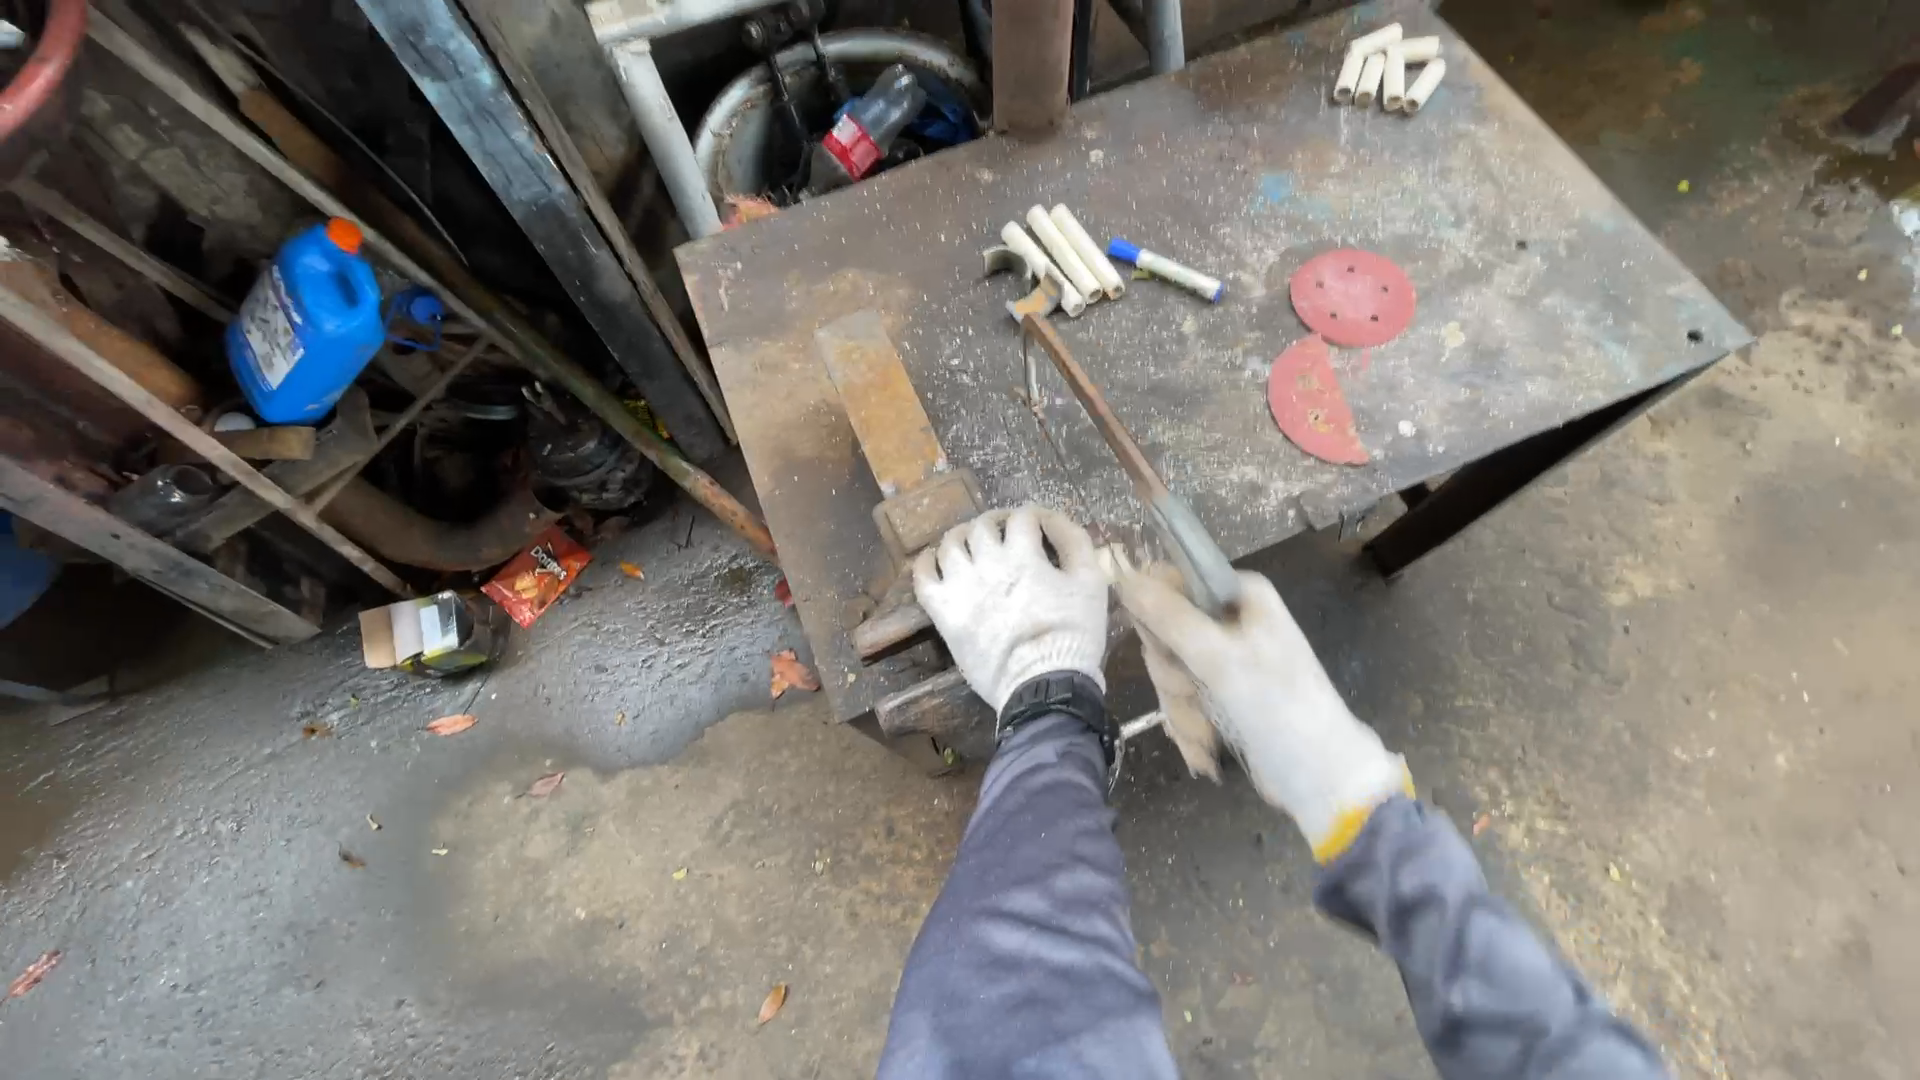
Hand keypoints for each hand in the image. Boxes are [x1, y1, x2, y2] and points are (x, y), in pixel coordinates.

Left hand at [913, 504, 1108, 712]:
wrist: (1043, 684)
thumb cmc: (1072, 634)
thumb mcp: (1091, 583)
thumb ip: (1075, 543)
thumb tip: (1054, 519)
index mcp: (1023, 554)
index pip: (1023, 517)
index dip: (1033, 516)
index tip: (1039, 525)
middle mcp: (986, 563)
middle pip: (982, 525)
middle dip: (996, 522)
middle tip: (1005, 531)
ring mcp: (960, 587)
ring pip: (950, 544)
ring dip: (962, 536)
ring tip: (971, 544)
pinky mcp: (943, 613)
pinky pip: (923, 577)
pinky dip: (926, 562)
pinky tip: (935, 561)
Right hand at [1115, 560, 1410, 861]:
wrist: (1319, 777)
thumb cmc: (1277, 708)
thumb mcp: (1219, 658)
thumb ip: (1169, 617)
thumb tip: (1123, 578)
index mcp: (1236, 595)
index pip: (1166, 583)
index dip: (1155, 617)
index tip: (1164, 650)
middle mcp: (1228, 618)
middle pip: (1161, 633)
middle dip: (1172, 676)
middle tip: (1192, 692)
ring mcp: (1223, 657)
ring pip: (1168, 670)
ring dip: (1181, 708)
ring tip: (1207, 734)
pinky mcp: (1218, 691)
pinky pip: (1180, 697)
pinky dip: (1189, 724)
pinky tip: (1206, 747)